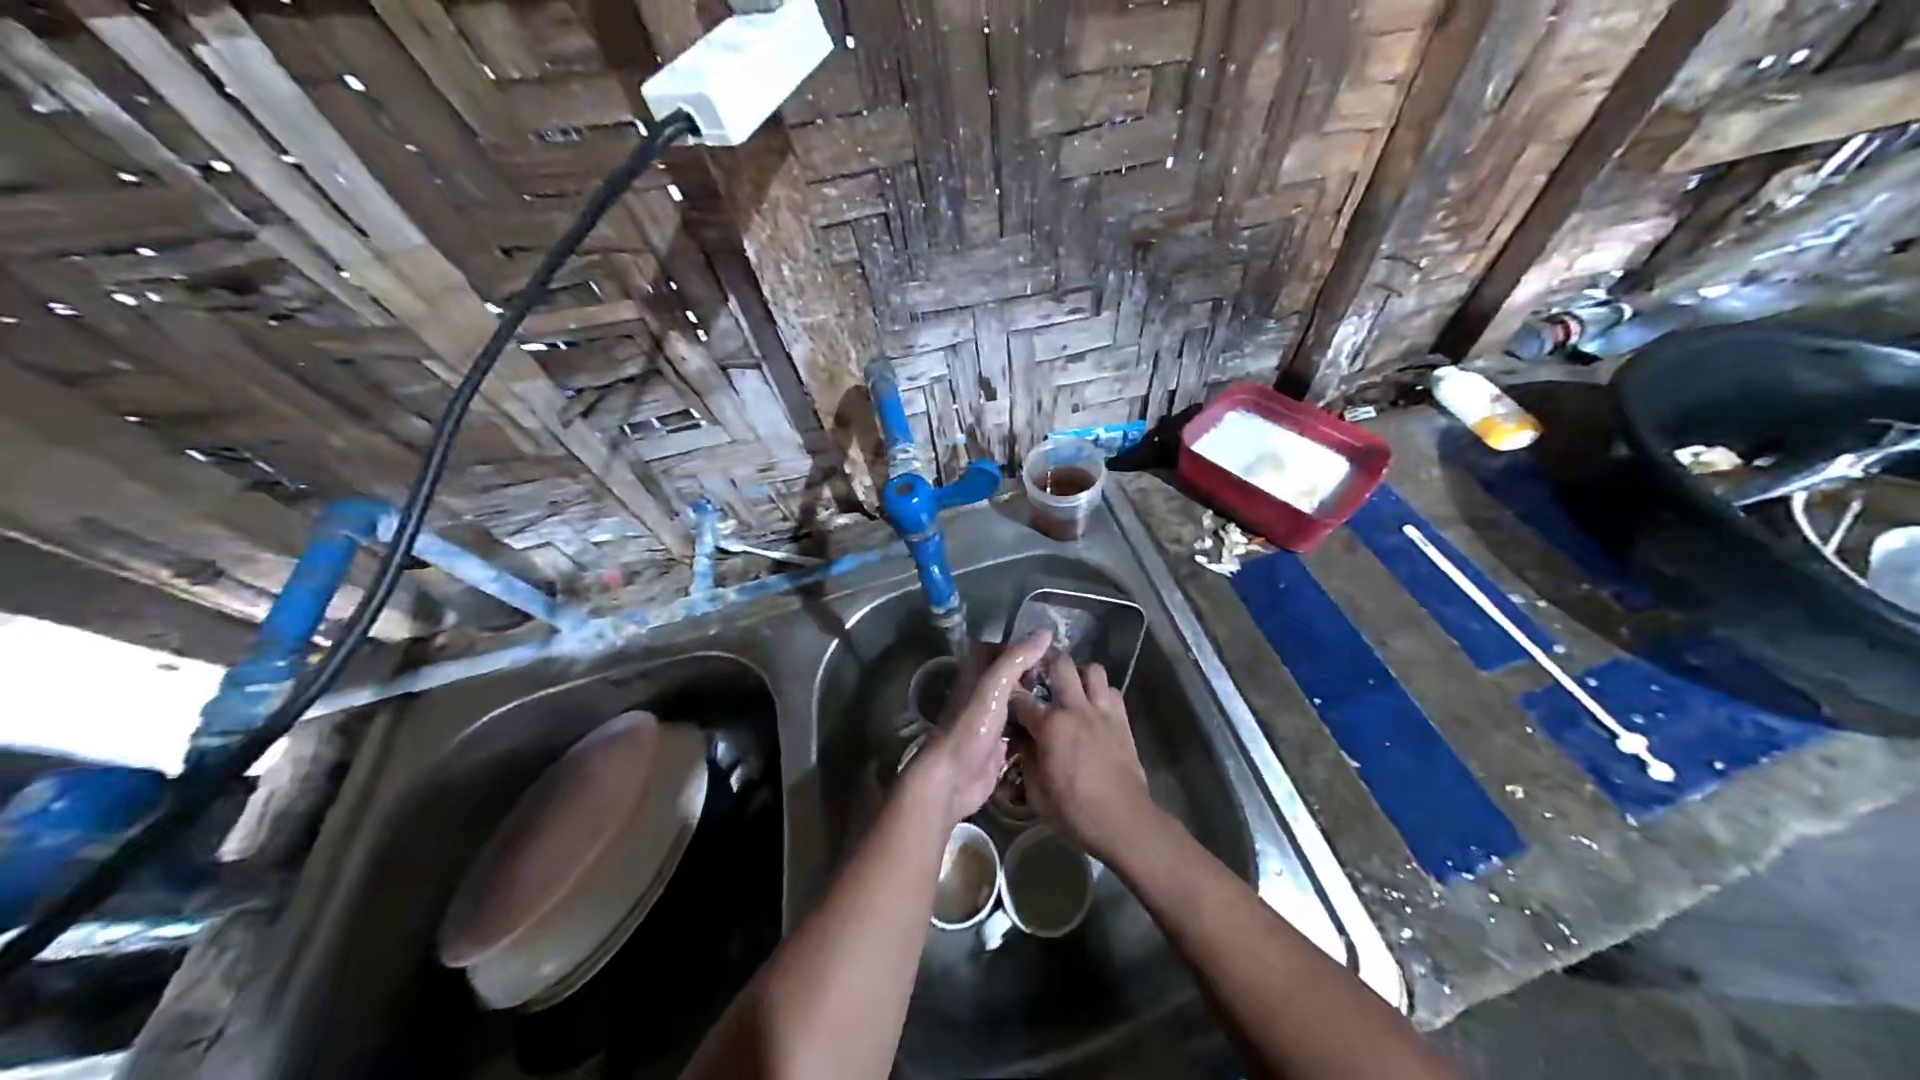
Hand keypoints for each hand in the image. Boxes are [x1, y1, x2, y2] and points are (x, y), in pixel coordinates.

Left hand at [906, 631, 1052, 825]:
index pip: (998, 650)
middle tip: (1066, 675)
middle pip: (1011, 677)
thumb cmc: (970, 728)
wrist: (953, 780)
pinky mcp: (1000, 746)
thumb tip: (1045, 633)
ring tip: (1069, 697)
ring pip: (1018, 704)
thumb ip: (1016, 660)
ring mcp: (991, 722)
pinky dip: (1037, 727)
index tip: (1050, 647)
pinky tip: (1060, 726)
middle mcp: (983, 695)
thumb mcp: (993, 687)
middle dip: (1035, 674)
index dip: (1020, 646)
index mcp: (976, 675)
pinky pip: (1022, 731)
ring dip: (1038, 701)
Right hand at [1010, 655, 1153, 858]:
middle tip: (1041, 678)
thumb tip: (1023, 740)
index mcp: (1050, 726)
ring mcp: (1102, 711)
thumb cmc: (1074, 811)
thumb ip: (1026, 758)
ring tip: (1072, 688)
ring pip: (1092, 670)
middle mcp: (1076, 709)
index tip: (1007, 700)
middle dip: (1046, 665)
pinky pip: (1112, 691)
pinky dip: (1102, 693)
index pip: (1021, 698)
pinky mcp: (1122, 720)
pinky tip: (1094, 708)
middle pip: (1060, 665)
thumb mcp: (1036, 792)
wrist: (1123, 820)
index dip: (1011, 697)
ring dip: (1079, 674)